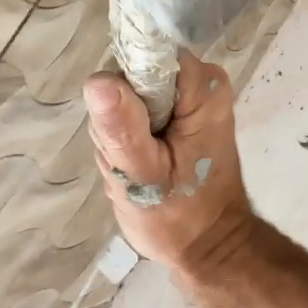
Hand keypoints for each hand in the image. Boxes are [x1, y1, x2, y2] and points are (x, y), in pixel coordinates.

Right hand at [84, 49, 253, 276]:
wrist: (210, 248)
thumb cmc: (179, 218)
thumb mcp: (142, 177)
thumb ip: (121, 129)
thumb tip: (97, 81)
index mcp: (203, 86)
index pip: (143, 59)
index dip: (122, 93)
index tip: (124, 135)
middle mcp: (203, 80)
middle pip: (135, 76)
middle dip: (121, 119)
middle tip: (128, 161)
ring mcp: (194, 95)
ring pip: (132, 95)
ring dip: (124, 133)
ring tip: (136, 168)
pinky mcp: (184, 111)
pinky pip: (141, 110)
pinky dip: (133, 139)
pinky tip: (141, 166)